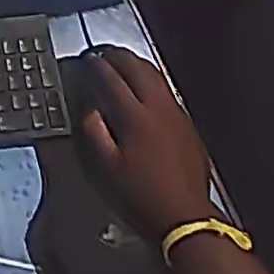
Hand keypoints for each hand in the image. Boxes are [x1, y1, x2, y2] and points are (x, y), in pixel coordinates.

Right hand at [79, 47, 273, 273]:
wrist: (187, 219)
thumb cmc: (142, 195)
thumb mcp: (106, 167)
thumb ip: (93, 132)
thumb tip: (89, 109)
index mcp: (135, 117)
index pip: (112, 79)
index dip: (96, 66)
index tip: (86, 61)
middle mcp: (158, 109)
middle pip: (136, 68)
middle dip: (116, 56)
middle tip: (101, 53)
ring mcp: (176, 114)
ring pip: (155, 75)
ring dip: (135, 63)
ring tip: (120, 62)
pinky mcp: (187, 123)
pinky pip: (166, 89)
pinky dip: (150, 78)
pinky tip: (142, 86)